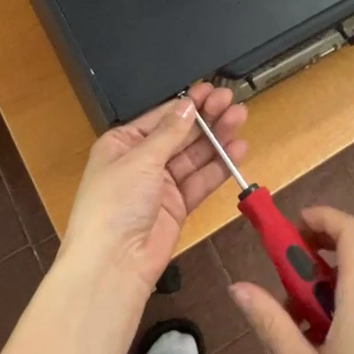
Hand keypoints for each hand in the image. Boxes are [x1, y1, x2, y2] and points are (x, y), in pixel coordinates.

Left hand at [57, 81, 248, 290]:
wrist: (113, 264)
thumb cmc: (115, 203)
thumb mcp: (140, 160)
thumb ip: (169, 133)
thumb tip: (188, 105)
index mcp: (122, 143)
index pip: (160, 117)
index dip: (187, 104)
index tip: (212, 89)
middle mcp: (141, 161)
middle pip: (180, 134)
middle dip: (206, 118)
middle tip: (232, 101)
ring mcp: (160, 185)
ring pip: (194, 156)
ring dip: (217, 138)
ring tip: (240, 118)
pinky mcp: (177, 207)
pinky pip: (200, 181)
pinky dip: (219, 167)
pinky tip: (237, 150)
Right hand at [230, 207, 353, 353]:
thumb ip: (272, 325)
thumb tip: (236, 286)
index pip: (351, 230)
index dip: (320, 217)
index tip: (287, 230)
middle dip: (317, 248)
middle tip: (284, 274)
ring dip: (329, 276)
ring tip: (297, 316)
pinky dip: (346, 295)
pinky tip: (323, 336)